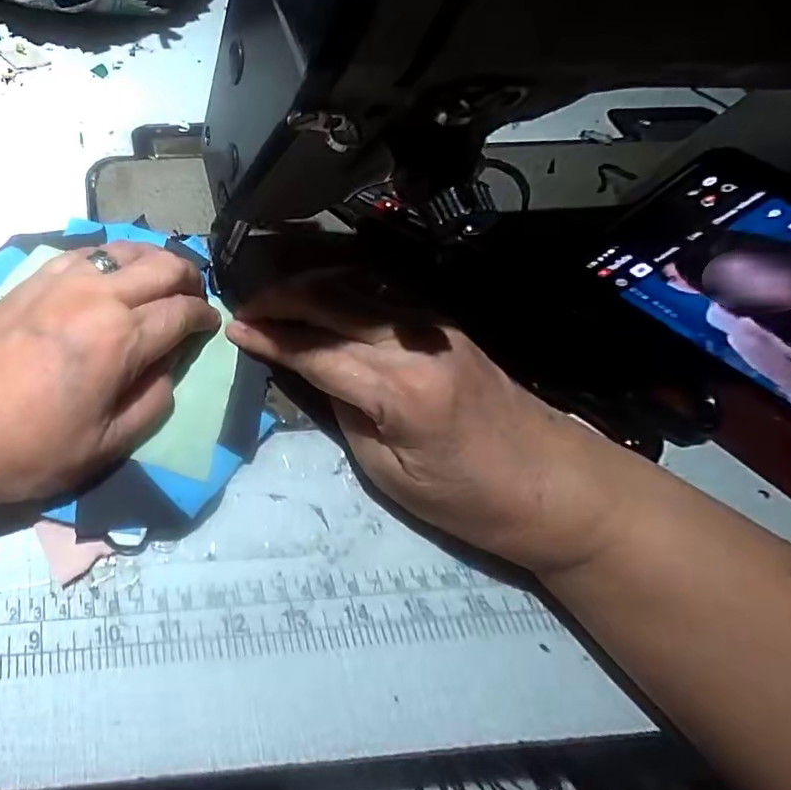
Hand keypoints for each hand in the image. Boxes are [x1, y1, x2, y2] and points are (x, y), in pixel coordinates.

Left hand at [0, 243, 218, 512]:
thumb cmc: (27, 446)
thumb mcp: (103, 446)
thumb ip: (151, 402)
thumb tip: (168, 368)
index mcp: (122, 338)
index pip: (181, 312)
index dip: (204, 316)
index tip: (211, 324)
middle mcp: (100, 296)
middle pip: (162, 268)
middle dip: (189, 278)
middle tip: (194, 295)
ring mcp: (64, 281)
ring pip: (126, 249)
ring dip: (154, 259)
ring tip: (162, 277)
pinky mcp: (35, 279)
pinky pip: (87, 252)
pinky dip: (113, 256)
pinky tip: (112, 272)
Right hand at [228, 276, 647, 574]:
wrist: (555, 485)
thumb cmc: (470, 500)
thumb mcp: (391, 474)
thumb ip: (346, 414)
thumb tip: (316, 375)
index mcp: (398, 390)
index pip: (316, 351)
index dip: (271, 338)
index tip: (234, 327)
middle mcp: (413, 343)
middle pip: (333, 304)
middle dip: (282, 299)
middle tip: (245, 305)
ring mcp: (433, 328)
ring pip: (356, 291)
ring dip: (310, 289)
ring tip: (273, 298)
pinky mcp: (444, 327)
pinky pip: (380, 299)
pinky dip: (342, 294)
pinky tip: (322, 300)